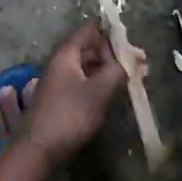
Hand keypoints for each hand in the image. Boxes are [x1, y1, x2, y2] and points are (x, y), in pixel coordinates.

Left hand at [23, 21, 130, 163]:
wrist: (39, 150)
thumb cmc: (70, 115)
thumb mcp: (99, 91)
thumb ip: (117, 71)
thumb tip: (131, 60)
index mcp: (67, 54)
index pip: (89, 30)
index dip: (111, 32)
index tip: (133, 39)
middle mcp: (61, 64)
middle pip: (90, 49)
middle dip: (115, 53)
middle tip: (142, 63)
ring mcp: (60, 82)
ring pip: (88, 67)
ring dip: (110, 70)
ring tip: (134, 78)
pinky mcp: (62, 101)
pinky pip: (85, 83)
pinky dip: (102, 83)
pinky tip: (115, 93)